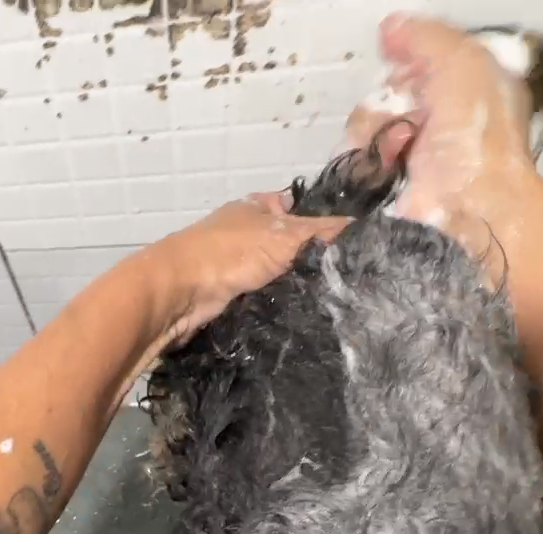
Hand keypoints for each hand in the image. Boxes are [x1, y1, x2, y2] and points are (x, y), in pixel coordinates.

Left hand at [134, 192, 348, 349]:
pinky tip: (294, 318)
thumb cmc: (230, 253)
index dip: (321, 226)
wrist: (177, 293)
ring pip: (272, 278)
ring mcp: (230, 268)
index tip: (349, 249)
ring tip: (325, 305)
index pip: (297, 211)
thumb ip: (324, 232)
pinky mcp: (223, 299)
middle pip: (286, 248)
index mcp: (256, 208)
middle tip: (341, 284)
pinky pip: (257, 302)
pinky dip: (271, 307)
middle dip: (308, 264)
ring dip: (291, 290)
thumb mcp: (286, 235)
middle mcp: (243, 234)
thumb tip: (365, 228)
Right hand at [344, 14, 542, 256]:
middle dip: (386, 105)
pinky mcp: (379, 191)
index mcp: (460, 92)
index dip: (404, 64)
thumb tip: (389, 28)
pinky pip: (351, 167)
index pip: (414, 68)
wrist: (466, 208)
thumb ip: (426, 39)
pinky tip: (385, 171)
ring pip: (360, 133)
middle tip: (409, 119)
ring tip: (399, 151)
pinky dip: (364, 164)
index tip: (399, 66)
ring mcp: (403, 162)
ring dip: (374, 136)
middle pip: (379, 99)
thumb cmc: (478, 141)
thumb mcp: (463, 64)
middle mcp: (430, 127)